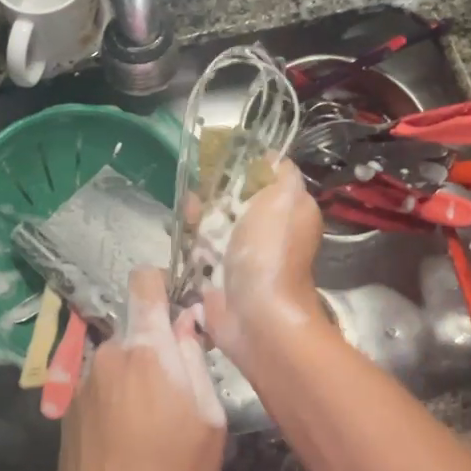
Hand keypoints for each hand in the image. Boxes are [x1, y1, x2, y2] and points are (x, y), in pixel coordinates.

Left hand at [58, 268, 224, 470]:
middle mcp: (108, 354)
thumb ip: (196, 359)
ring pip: (118, 361)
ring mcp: (83, 381)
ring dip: (134, 377)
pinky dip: (115, 400)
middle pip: (135, 331)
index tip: (175, 300)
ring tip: (150, 424)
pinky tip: (126, 440)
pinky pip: (100, 387)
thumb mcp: (209, 421)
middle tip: (175, 391)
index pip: (144, 283)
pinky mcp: (69, 409)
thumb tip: (187, 320)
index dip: (160, 282)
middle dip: (155, 349)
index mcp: (146, 349)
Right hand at [201, 160, 326, 366]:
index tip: (222, 161)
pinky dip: (190, 239)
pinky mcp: (218, 273)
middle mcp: (267, 231)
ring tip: (189, 212)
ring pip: (213, 221)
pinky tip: (182, 232)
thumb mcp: (286, 198)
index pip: (263, 178)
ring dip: (199, 214)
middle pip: (234, 198)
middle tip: (200, 189)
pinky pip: (200, 248)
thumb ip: (282, 173)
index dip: (242, 167)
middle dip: (214, 191)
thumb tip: (271, 156)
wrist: (256, 314)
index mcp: (288, 212)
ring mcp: (242, 254)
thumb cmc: (271, 251)